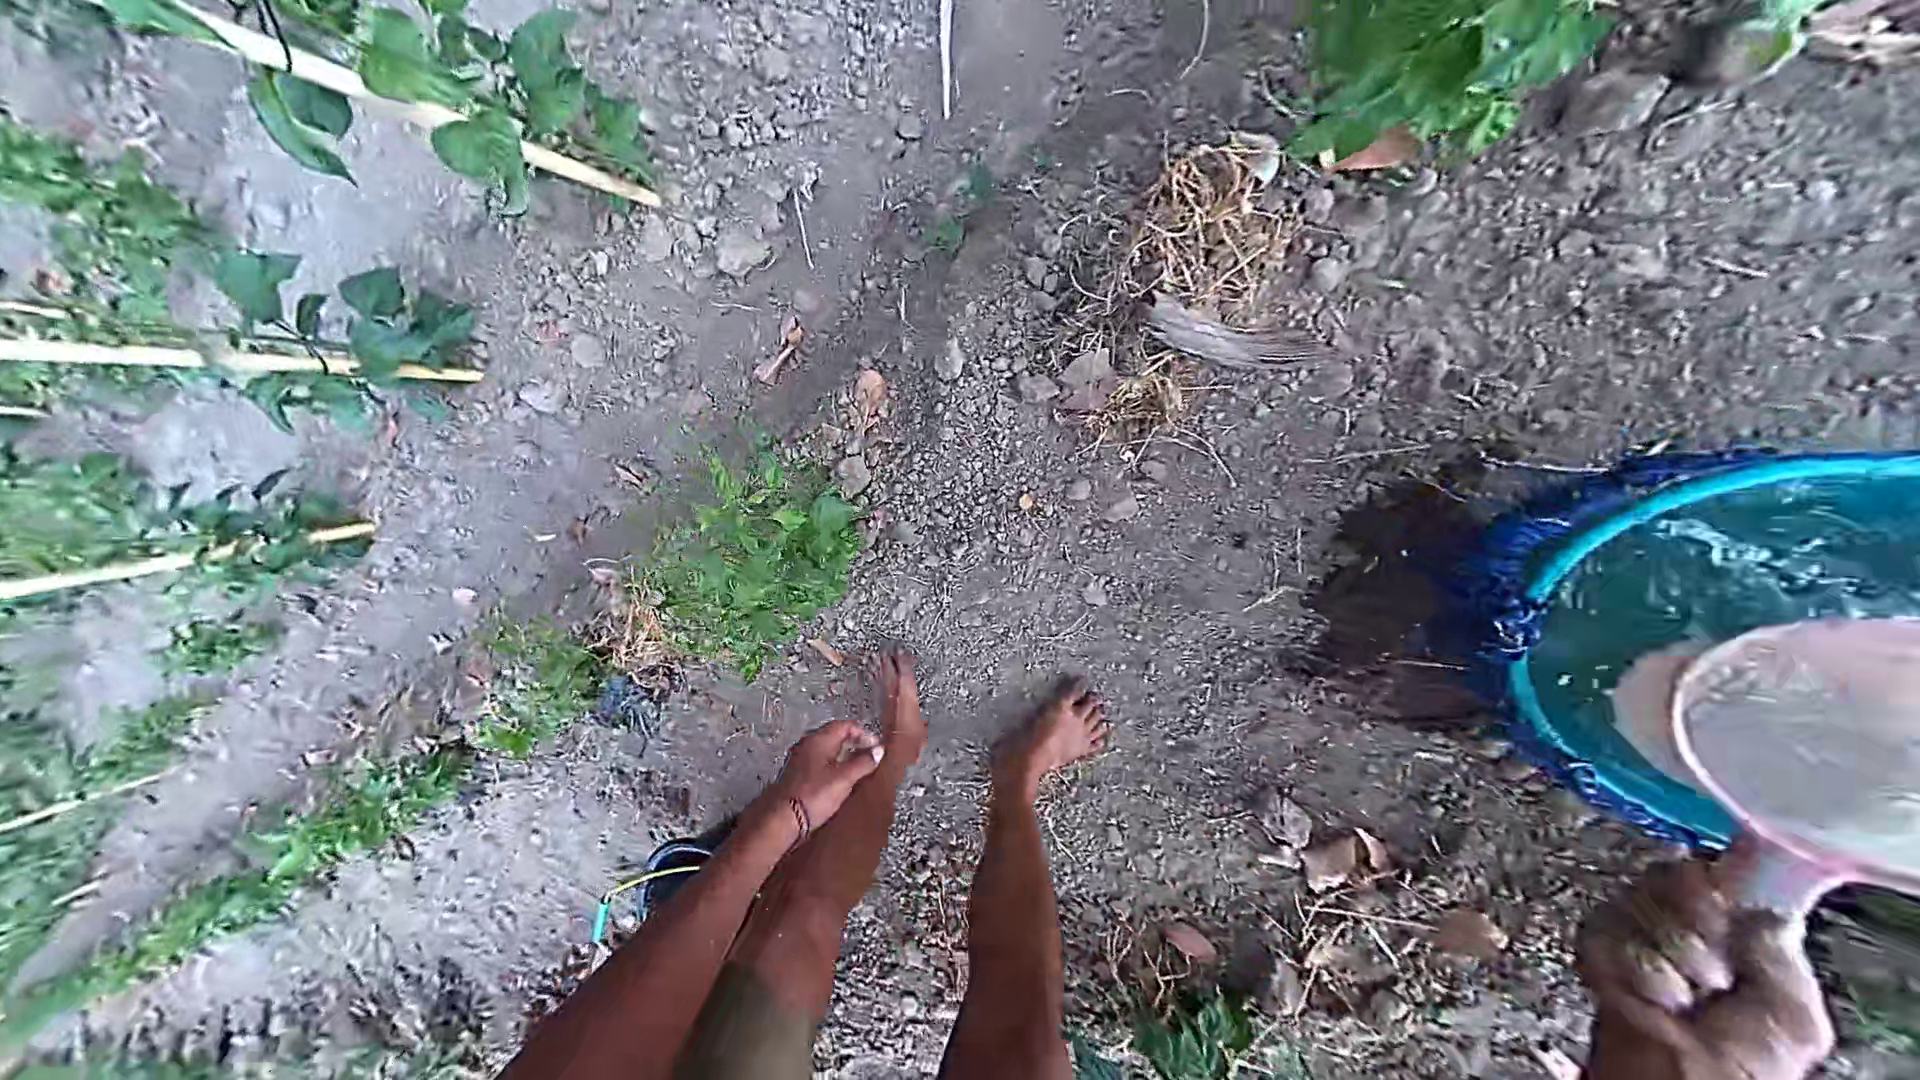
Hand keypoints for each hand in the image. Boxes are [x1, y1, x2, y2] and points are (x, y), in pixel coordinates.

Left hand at [769, 718, 884, 835]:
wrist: (782, 821)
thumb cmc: (814, 796)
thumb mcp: (844, 779)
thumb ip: (863, 763)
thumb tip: (878, 750)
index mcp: (819, 740)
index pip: (845, 725)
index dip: (863, 733)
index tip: (875, 747)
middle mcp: (807, 745)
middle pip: (835, 736)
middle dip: (854, 744)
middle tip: (869, 756)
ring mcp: (800, 760)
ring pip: (827, 751)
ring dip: (844, 756)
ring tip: (858, 769)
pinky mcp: (797, 775)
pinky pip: (820, 763)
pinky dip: (833, 767)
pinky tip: (840, 781)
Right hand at [1577, 846, 1833, 1079]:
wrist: (1684, 1071)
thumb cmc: (1744, 1057)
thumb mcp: (1790, 1015)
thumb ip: (1777, 958)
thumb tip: (1762, 904)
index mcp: (1714, 932)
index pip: (1694, 874)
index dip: (1703, 882)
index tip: (1720, 903)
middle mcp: (1665, 921)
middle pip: (1660, 880)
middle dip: (1690, 924)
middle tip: (1711, 970)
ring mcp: (1621, 927)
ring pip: (1634, 903)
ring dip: (1667, 952)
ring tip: (1684, 991)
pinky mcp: (1589, 940)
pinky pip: (1607, 928)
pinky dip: (1638, 965)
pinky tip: (1654, 992)